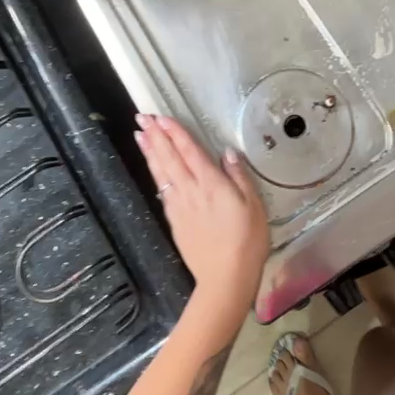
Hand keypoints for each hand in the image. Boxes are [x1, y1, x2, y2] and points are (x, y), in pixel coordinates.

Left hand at [135, 114, 269, 312]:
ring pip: (161, 173)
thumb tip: (227, 153)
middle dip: (155, 136)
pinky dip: (155, 175)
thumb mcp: (254, 205)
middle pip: (169, 158)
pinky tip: (153, 168)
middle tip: (142, 118)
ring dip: (150, 152)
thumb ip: (239, 177)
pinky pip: (162, 191)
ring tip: (139, 135)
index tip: (161, 117)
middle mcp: (191, 190)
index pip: (189, 151)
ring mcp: (179, 206)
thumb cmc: (247, 241)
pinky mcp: (175, 221)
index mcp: (211, 183)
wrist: (225, 278)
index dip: (175, 132)